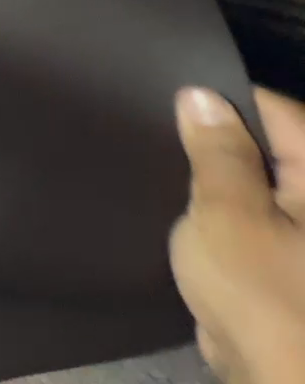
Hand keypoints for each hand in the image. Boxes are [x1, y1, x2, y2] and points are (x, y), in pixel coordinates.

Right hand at [171, 85, 304, 383]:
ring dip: (221, 174)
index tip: (168, 95)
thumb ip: (217, 152)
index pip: (281, 113)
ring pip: (264, 179)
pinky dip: (229, 204)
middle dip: (218, 138)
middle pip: (275, 146)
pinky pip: (262, 212)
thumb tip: (199, 95)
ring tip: (173, 173)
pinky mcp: (295, 260)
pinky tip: (194, 212)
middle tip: (160, 134)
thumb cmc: (263, 290)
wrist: (285, 377)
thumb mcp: (225, 212)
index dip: (223, 99)